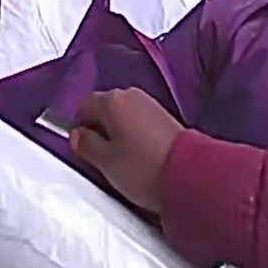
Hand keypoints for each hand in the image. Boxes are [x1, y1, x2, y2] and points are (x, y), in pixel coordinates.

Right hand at [69, 88, 183, 212]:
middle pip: (104, 106)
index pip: (83, 105)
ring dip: (118, 129)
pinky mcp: (164, 113)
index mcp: (110, 100)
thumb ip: (86, 145)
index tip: (83, 148)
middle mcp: (128, 93)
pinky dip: (134, 131)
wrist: (190, 174)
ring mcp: (148, 101)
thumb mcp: (106, 162)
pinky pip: (138, 118)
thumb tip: (76, 134)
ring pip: (122, 112)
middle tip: (102, 155)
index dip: (79, 126)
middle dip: (99, 127)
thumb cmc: (141, 167)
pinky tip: (140, 151)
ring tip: (123, 157)